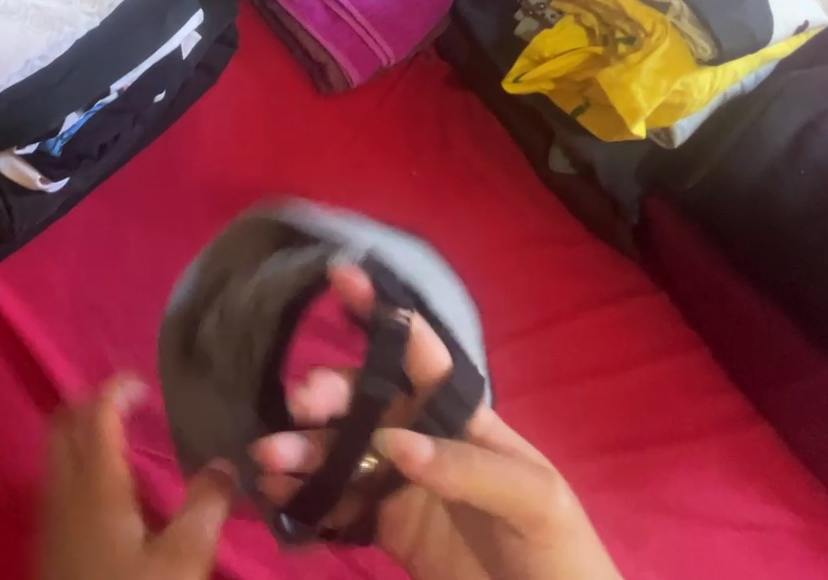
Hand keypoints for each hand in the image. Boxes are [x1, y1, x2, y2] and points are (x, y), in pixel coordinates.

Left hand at [40, 375, 235, 579]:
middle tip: (128, 405)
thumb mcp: (181, 562)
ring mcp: (50, 517)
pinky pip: (55, 481)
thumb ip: (206, 507)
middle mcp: (65, 490)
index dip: (118, 389)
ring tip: (120, 440)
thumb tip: (226, 464)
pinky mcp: (48, 543)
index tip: (144, 383)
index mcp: (97, 484)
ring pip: (56, 453)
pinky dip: (76, 464)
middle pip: (63, 424)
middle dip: (91, 404)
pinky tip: (106, 490)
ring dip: (81, 434)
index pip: (98, 414)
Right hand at [252, 266, 621, 579]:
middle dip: (326, 392)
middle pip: (363, 399)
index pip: (418, 352)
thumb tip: (392, 440)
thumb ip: (468, 465)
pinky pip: (335, 503)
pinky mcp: (384, 528)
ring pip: (339, 449)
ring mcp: (398, 482)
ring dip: (301, 447)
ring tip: (267, 456)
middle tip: (300, 405)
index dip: (382, 311)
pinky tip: (275, 492)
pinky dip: (302, 495)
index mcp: (460, 415)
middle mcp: (421, 436)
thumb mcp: (534, 499)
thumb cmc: (560, 552)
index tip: (341, 275)